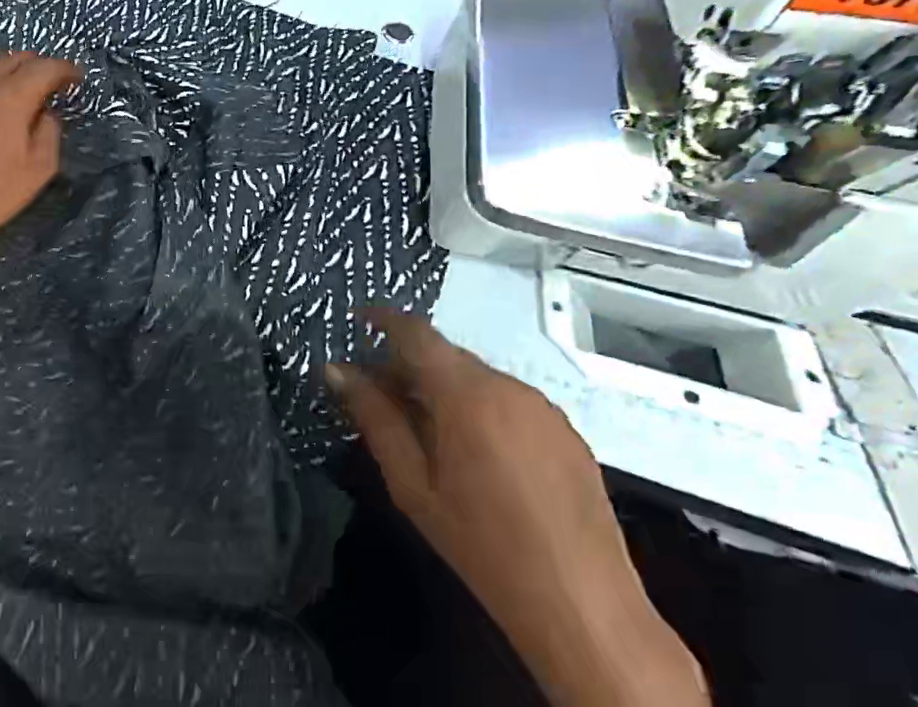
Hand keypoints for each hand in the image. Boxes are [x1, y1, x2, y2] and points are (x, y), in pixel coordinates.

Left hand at [0, 52, 80, 262]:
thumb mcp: (42, 165)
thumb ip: (51, 129)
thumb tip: (46, 112)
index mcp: (12, 98)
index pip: (45, 68)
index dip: (66, 69)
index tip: (80, 78)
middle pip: (18, 57)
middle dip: (43, 65)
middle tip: (59, 84)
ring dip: (18, 67)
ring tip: (33, 88)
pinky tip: (3, 96)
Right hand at [329, 309, 707, 706]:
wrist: (579, 599)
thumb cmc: (481, 545)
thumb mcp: (413, 485)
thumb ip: (375, 418)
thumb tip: (337, 370)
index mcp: (467, 394)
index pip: (417, 332)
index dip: (383, 318)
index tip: (357, 320)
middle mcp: (508, 384)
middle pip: (447, 355)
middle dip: (409, 365)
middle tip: (379, 395)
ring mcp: (542, 404)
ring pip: (479, 378)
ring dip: (445, 388)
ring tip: (426, 431)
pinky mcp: (565, 427)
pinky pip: (510, 400)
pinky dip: (481, 407)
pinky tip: (478, 454)